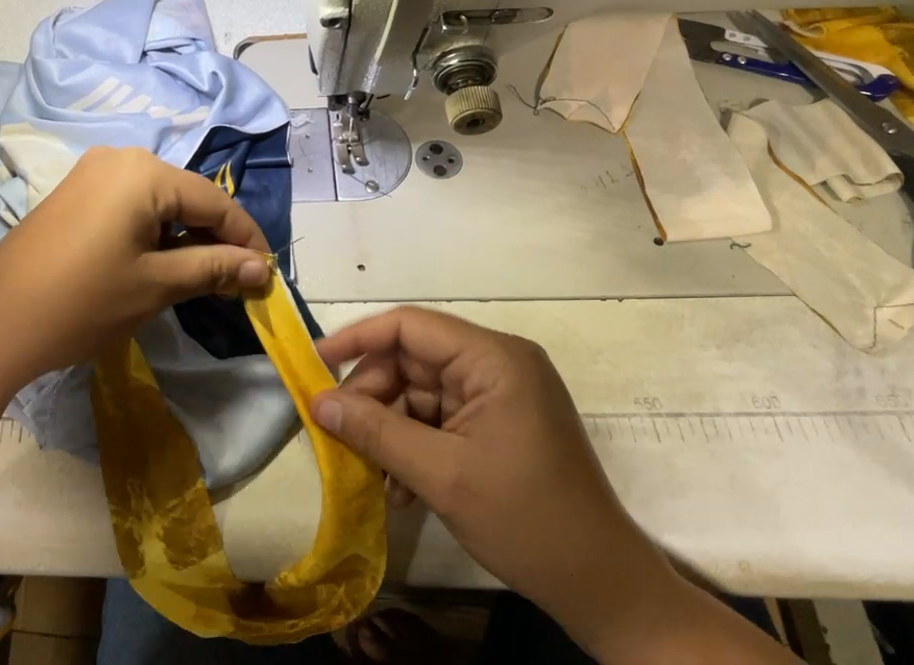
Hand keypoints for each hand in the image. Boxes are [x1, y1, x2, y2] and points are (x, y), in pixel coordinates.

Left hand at [0, 147, 270, 390]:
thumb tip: (259, 268)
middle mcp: (119, 159)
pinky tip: (160, 264)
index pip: (215, 201)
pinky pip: (129, 206)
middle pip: (186, 196)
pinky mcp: (73, 194)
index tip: (267, 274)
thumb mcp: (156, 285)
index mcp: (144, 172)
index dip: (246, 238)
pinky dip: (153, 233)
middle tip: (236, 282)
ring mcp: (90, 174)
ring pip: (158, 202)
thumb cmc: (83, 302)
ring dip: (185, 237)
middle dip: (216, 238)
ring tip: (202, 279)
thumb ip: (212, 268)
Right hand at [310, 308, 690, 658]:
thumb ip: (375, 431)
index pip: (410, 326)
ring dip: (390, 430)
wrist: (600, 586)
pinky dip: (414, 447)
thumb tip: (317, 402)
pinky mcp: (499, 426)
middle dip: (372, 398)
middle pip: (412, 361)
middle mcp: (497, 365)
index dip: (357, 339)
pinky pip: (439, 420)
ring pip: (420, 394)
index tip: (313, 365)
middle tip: (338, 436)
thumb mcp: (441, 474)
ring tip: (370, 474)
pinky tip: (399, 489)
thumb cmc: (525, 519)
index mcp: (494, 359)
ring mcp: (500, 396)